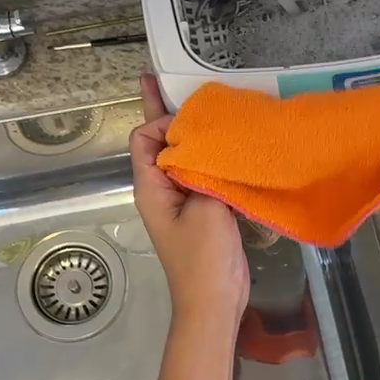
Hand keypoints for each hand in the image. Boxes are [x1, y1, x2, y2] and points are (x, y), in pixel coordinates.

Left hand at [130, 75, 250, 322]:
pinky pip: (204, 172)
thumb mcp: (203, 206)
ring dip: (196, 133)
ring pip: (184, 155)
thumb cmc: (203, 257)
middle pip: (161, 142)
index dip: (162, 120)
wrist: (215, 301)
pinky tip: (234, 143)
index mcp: (151, 186)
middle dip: (169, 112)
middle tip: (176, 78)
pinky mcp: (203, 207)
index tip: (192, 119)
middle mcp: (162, 188)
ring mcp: (182, 198)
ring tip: (214, 106)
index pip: (144, 137)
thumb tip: (206, 137)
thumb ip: (203, 168)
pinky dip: (214, 155)